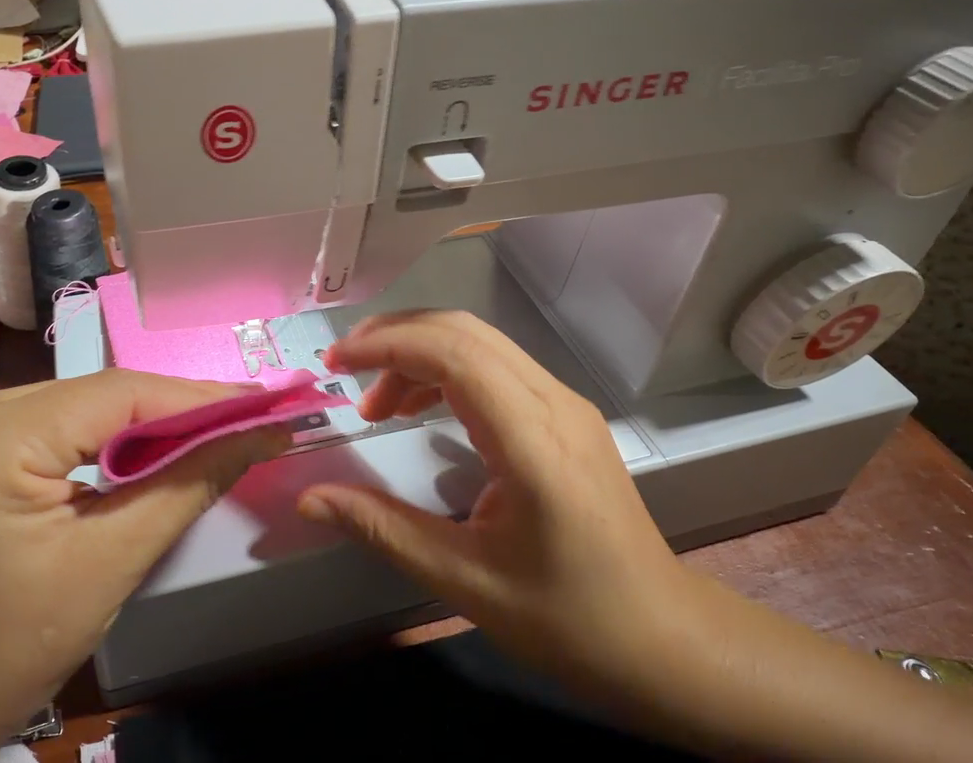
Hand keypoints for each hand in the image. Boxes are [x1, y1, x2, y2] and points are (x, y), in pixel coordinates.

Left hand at [0, 371, 288, 761]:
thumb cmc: (12, 646)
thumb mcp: (109, 565)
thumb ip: (186, 486)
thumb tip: (255, 434)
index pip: (116, 394)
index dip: (197, 397)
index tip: (263, 404)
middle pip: (98, 394)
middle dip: (176, 409)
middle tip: (248, 417)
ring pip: (80, 404)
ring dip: (144, 421)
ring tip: (214, 430)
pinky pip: (55, 422)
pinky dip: (105, 435)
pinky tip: (149, 447)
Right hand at [295, 309, 688, 700]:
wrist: (664, 640)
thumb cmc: (568, 619)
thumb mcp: (464, 580)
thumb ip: (382, 528)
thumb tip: (309, 499)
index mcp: (534, 441)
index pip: (453, 353)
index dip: (387, 345)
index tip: (334, 365)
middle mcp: (555, 404)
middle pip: (465, 331)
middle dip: (396, 336)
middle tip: (342, 370)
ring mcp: (566, 405)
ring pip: (481, 344)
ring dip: (420, 355)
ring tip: (376, 407)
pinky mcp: (567, 417)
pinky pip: (498, 368)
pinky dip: (447, 373)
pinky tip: (421, 411)